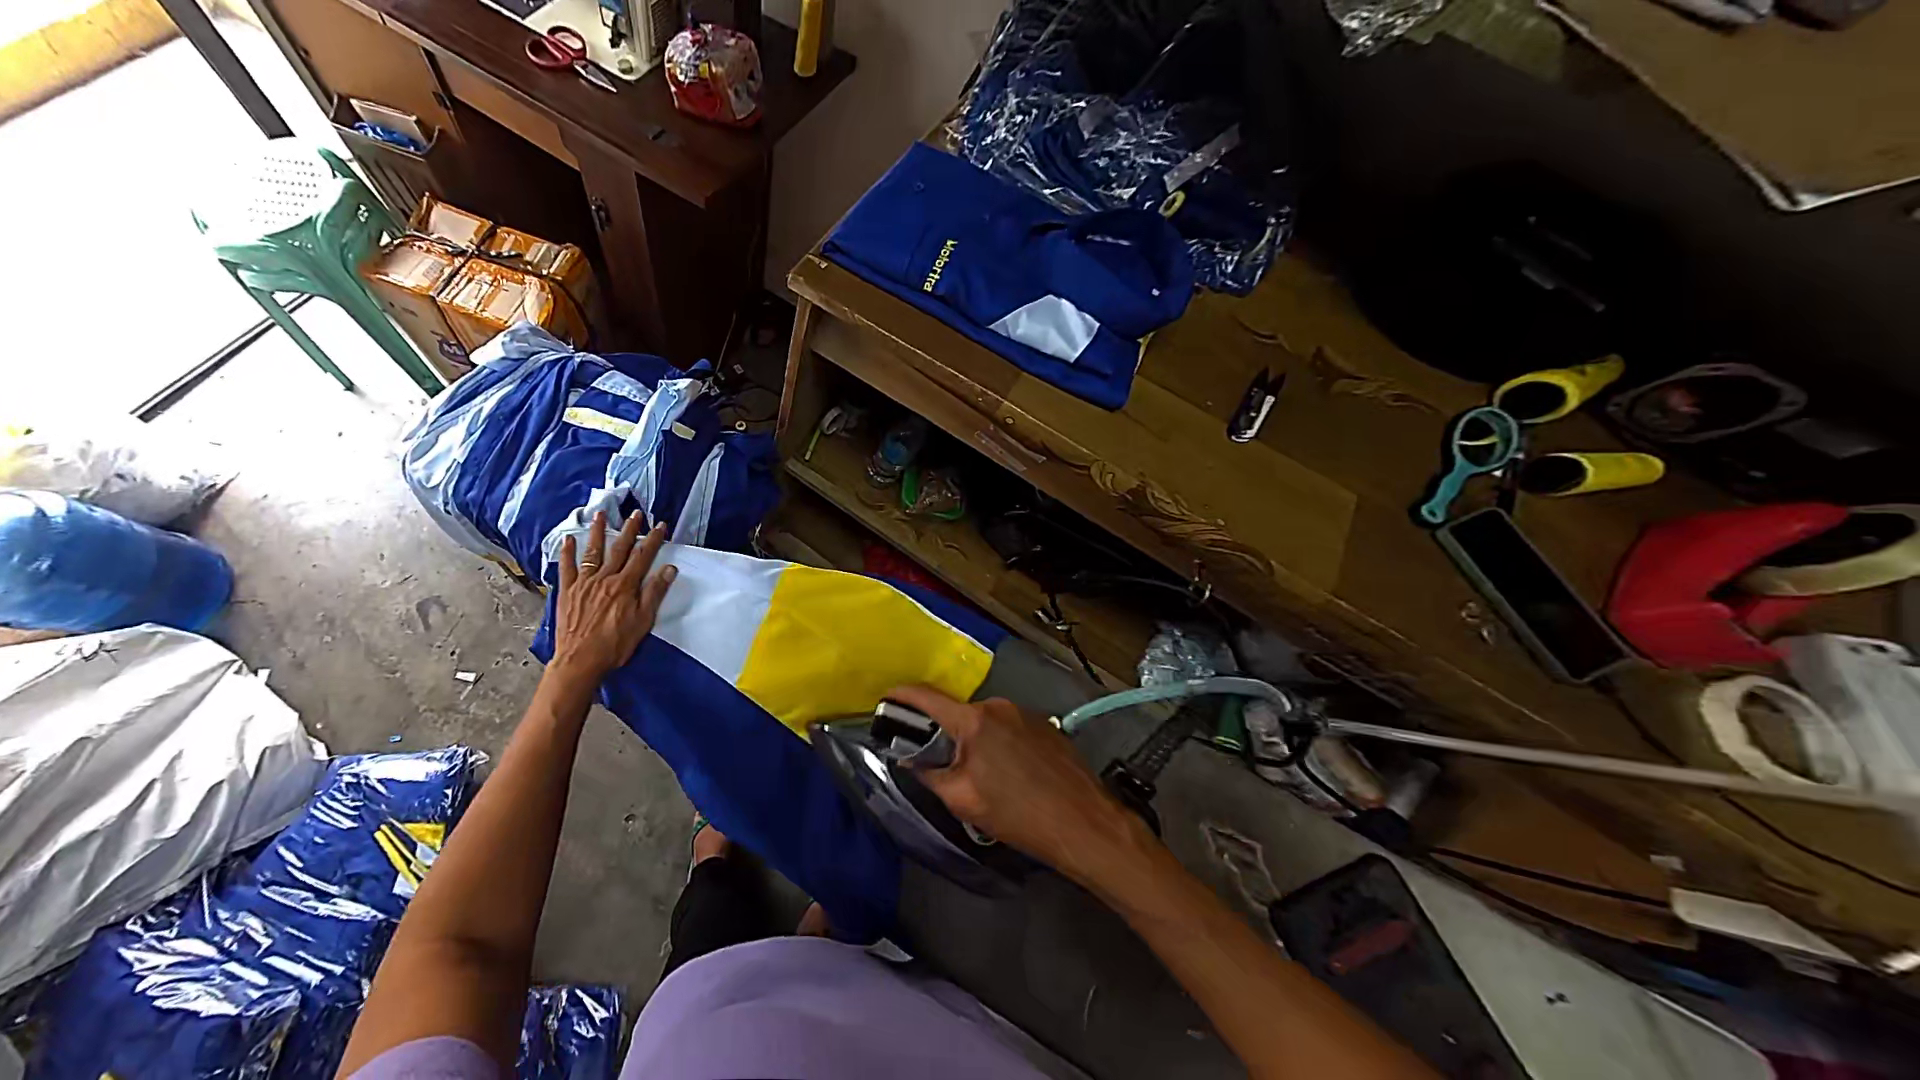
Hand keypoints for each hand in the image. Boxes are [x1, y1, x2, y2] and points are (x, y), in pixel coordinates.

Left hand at [550, 510, 676, 683]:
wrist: (580, 661)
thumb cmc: (615, 644)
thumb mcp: (643, 621)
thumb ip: (654, 593)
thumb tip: (669, 569)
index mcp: (626, 586)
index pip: (643, 557)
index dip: (653, 539)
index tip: (660, 525)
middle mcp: (605, 579)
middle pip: (620, 549)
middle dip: (630, 529)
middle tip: (636, 513)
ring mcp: (584, 583)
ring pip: (593, 552)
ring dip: (599, 532)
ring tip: (602, 515)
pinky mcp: (567, 591)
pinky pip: (567, 567)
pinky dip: (567, 552)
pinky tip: (568, 539)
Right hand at [885, 685, 1152, 888]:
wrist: (1085, 824)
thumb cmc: (1020, 815)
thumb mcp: (963, 800)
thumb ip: (930, 774)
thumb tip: (911, 759)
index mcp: (975, 720)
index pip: (926, 697)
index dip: (901, 697)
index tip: (885, 702)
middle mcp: (1000, 706)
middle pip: (957, 713)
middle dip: (942, 734)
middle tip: (936, 764)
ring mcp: (1026, 712)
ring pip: (984, 722)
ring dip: (973, 742)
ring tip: (980, 778)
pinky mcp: (1045, 725)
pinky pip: (1008, 728)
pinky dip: (998, 744)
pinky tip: (1008, 774)